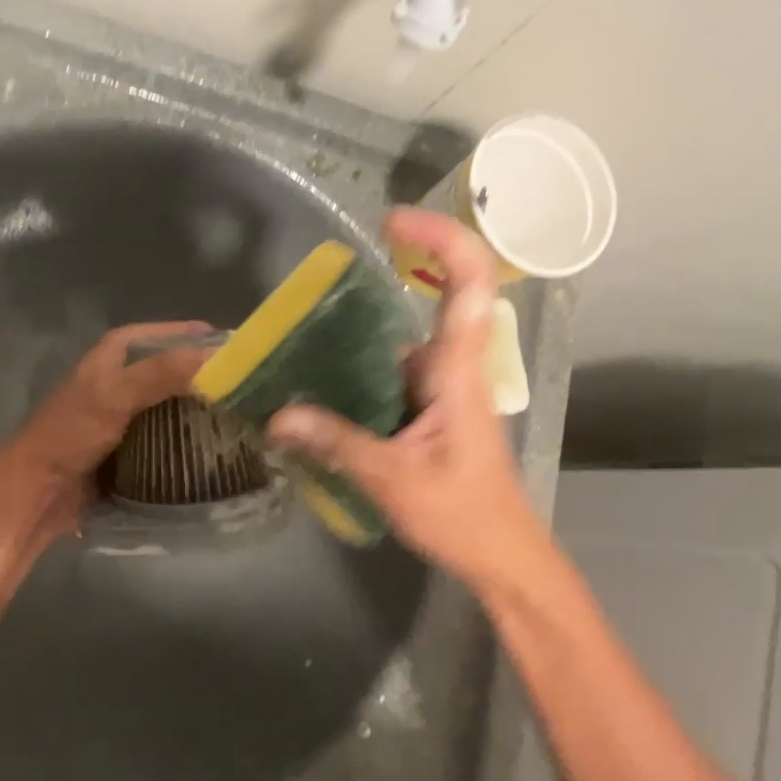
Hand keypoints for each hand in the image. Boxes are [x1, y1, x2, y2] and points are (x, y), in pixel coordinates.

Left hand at [0, 322, 213, 590]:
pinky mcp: (126, 454)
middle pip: (164, 373)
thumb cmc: (69, 435)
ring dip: (195, 413)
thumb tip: (213, 353)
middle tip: (242, 384)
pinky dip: (184, 443)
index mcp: (106, 362)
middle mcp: (114, 387)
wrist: (37, 495)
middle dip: (198, 377)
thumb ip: (159, 373)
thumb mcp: (113, 397)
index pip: (150, 336)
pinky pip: (163, 442)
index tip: (222, 341)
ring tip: (238, 415)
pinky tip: (213, 448)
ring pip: (166, 409)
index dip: (182, 334)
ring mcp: (120, 422)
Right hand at [266, 208, 545, 583]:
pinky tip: (317, 399)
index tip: (393, 223)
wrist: (503, 557)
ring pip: (400, 349)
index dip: (441, 240)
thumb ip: (335, 443)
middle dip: (375, 295)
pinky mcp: (431, 415)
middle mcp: (453, 370)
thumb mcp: (391, 478)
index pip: (468, 285)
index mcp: (457, 372)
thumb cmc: (462, 514)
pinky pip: (391, 380)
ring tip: (298, 352)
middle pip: (426, 309)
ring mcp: (443, 392)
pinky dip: (357, 380)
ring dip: (356, 347)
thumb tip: (277, 418)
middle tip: (313, 301)